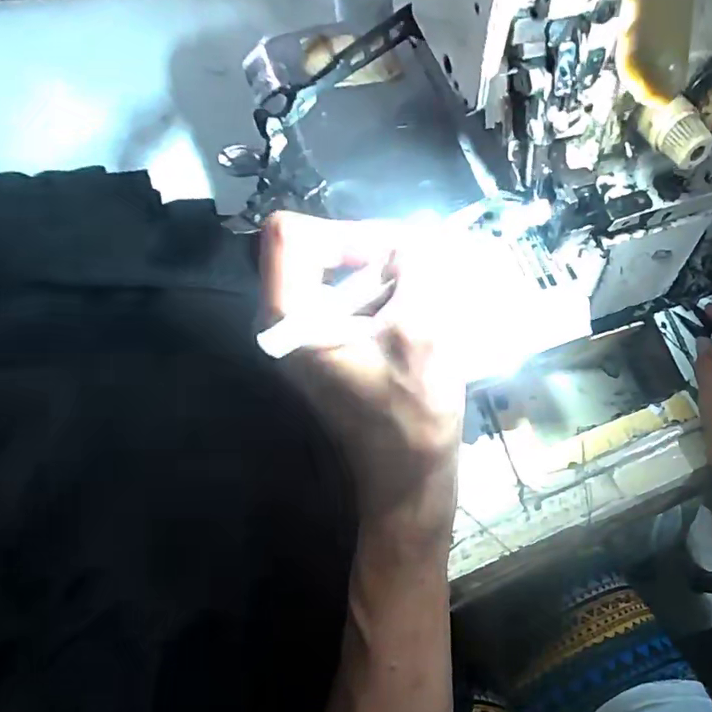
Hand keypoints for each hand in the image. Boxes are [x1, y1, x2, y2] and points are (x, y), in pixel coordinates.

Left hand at [260, 212, 464, 553]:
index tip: (396, 259)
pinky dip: (382, 296)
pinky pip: (345, 300)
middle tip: (423, 267)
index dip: (348, 232)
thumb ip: (414, 269)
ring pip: (334, 274)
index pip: (292, 234)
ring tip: (430, 290)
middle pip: (313, 250)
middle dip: (372, 251)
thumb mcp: (421, 330)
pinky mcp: (323, 347)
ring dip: (383, 275)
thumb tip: (412, 238)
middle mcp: (282, 323)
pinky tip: (419, 312)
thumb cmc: (411, 413)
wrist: (407, 479)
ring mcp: (301, 336)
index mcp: (289, 318)